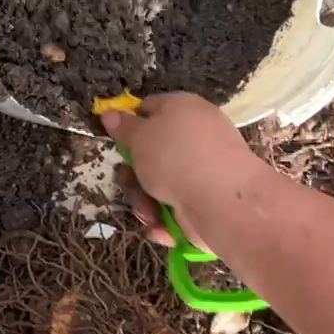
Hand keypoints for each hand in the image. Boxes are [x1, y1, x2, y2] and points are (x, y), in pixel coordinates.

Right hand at [99, 93, 265, 250]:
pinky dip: (163, 218)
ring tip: (148, 212)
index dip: (130, 123)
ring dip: (144, 200)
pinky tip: (161, 226)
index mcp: (182, 109)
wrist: (223, 202)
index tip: (116, 140)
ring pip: (157, 184)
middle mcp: (194, 138)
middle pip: (149, 152)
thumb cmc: (175, 157)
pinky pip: (173, 206)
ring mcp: (201, 171)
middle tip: (129, 181)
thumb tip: (110, 113)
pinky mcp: (205, 201)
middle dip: (133, 173)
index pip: (150, 107)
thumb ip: (123, 127)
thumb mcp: (139, 136)